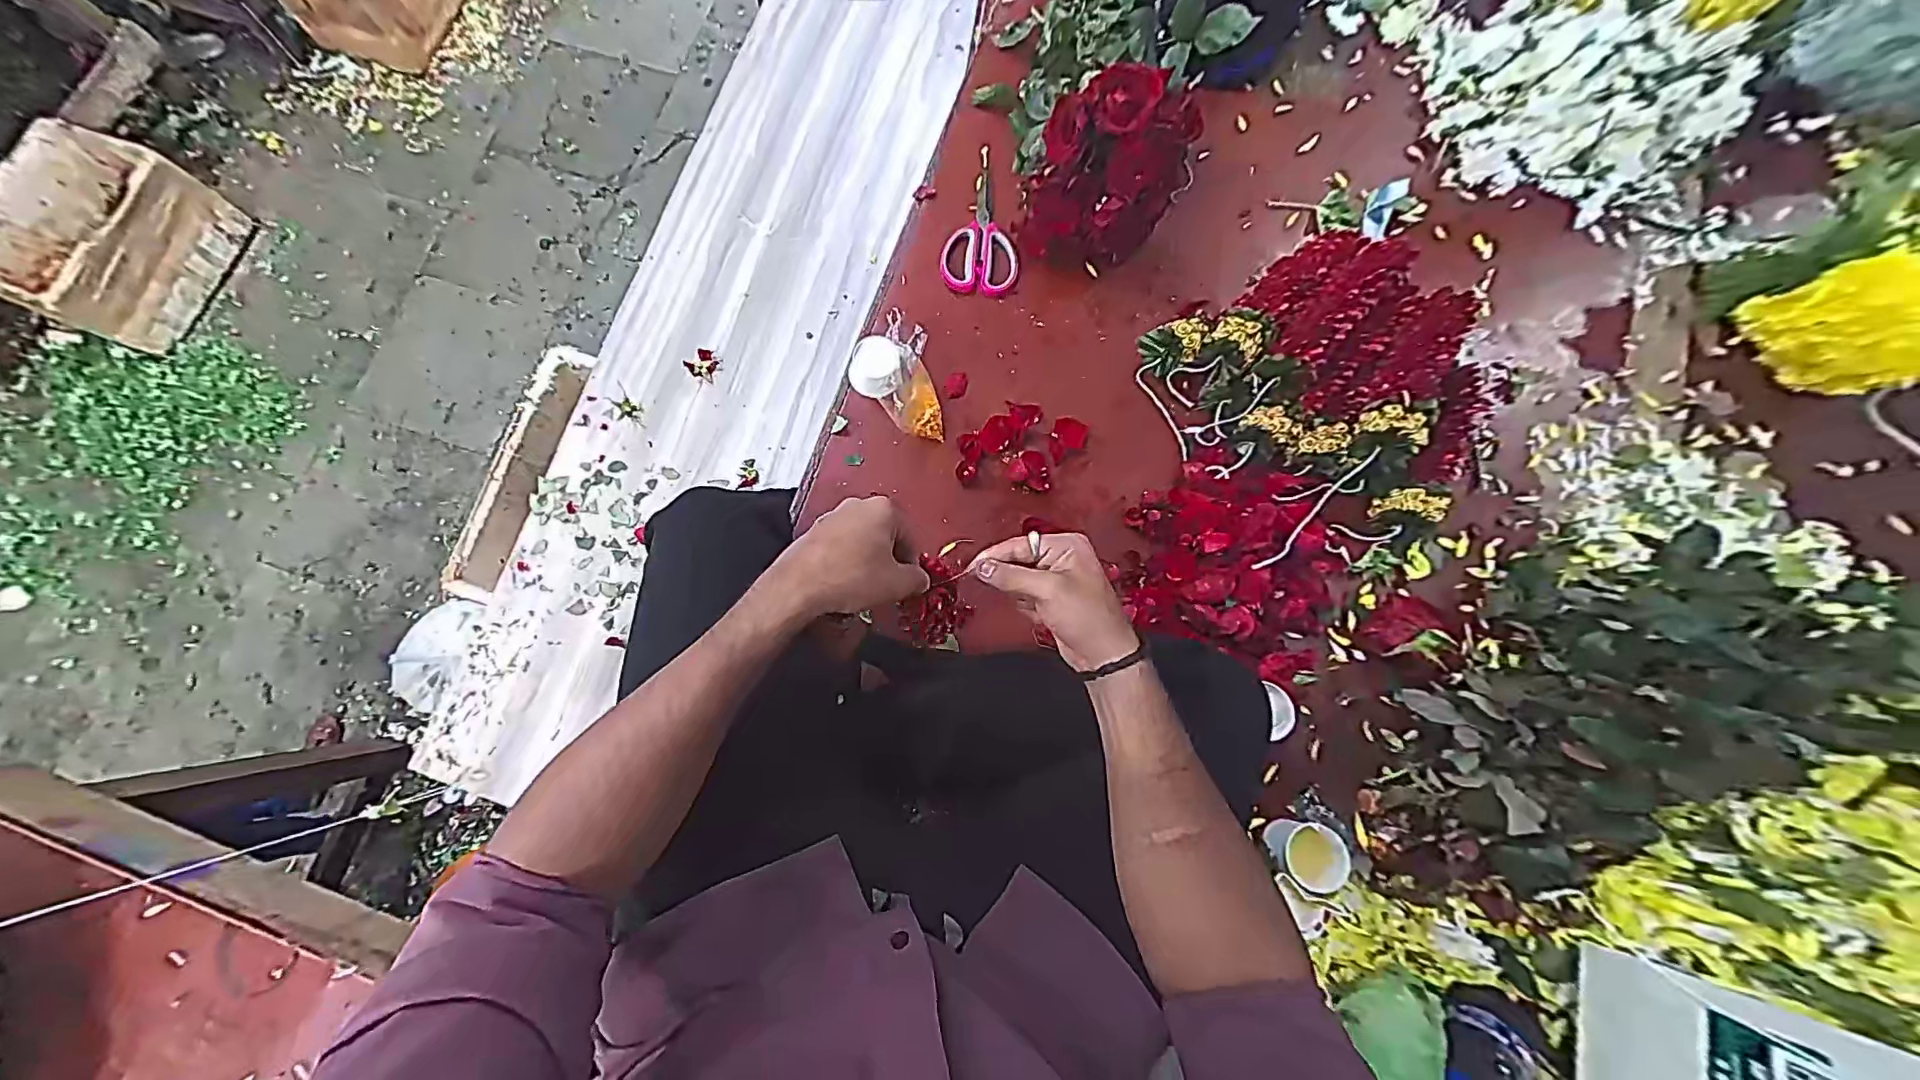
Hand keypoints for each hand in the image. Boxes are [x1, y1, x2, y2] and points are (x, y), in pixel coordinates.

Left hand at [765, 496, 929, 619]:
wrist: (798, 586)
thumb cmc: (851, 578)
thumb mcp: (897, 584)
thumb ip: (917, 579)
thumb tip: (919, 579)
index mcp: (883, 508)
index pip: (910, 538)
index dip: (912, 565)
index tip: (908, 583)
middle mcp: (858, 505)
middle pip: (886, 536)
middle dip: (889, 561)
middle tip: (887, 586)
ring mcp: (833, 516)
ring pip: (862, 541)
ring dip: (867, 562)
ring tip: (862, 588)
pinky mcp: (814, 531)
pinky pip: (841, 547)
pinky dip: (846, 563)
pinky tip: (842, 583)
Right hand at [970, 532, 1139, 671]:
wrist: (1103, 653)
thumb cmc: (1089, 618)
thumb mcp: (1046, 591)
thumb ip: (1011, 576)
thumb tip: (984, 567)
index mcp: (1066, 545)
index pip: (1021, 543)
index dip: (995, 555)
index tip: (974, 566)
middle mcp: (1062, 558)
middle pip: (1018, 560)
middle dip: (1011, 578)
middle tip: (1001, 588)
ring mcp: (1056, 579)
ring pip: (1018, 580)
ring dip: (1020, 595)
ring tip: (1036, 606)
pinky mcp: (1051, 598)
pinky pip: (1025, 595)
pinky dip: (1026, 606)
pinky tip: (1040, 615)